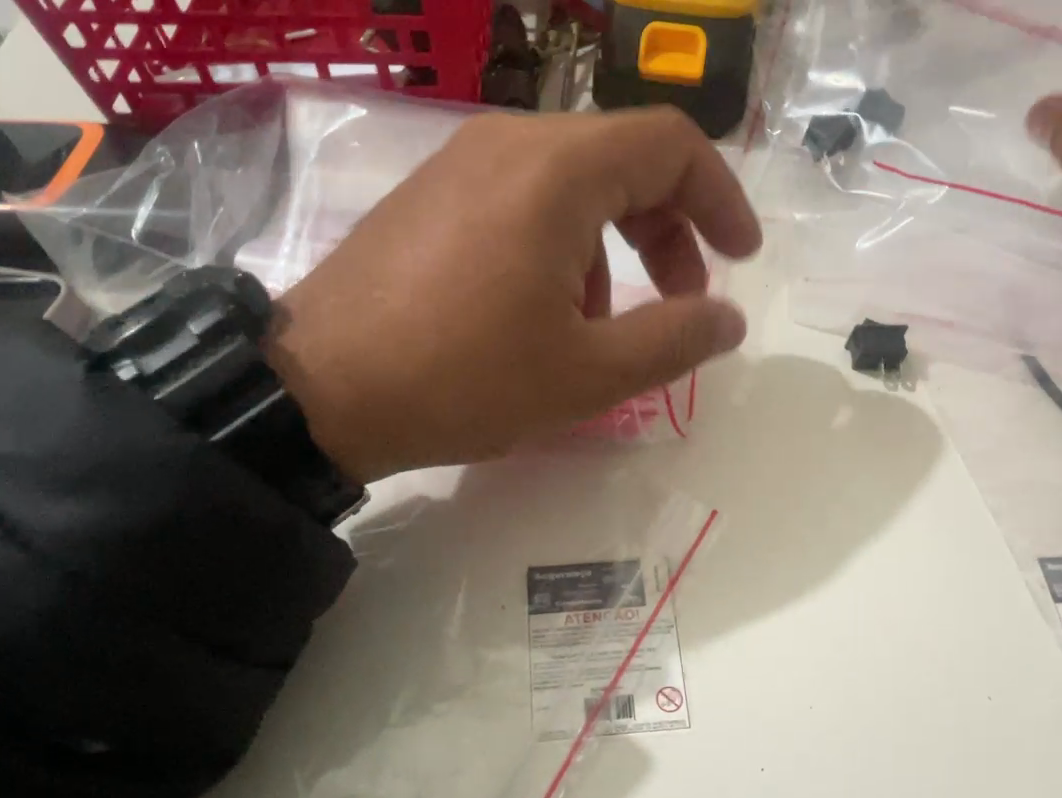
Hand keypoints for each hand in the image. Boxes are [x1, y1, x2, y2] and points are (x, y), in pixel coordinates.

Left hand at [264, 107, 760, 483]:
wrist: (320, 389)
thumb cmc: (464, 379)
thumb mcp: (587, 374)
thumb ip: (673, 339)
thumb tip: (729, 317)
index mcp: (558, 171)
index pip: (671, 145)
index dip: (721, 199)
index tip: (740, 260)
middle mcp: (510, 144)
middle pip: (622, 161)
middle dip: (668, 233)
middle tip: (681, 304)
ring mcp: (460, 165)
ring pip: (571, 186)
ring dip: (612, 250)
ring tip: (597, 329)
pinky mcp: (429, 197)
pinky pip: (520, 202)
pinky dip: (559, 248)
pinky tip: (538, 316)